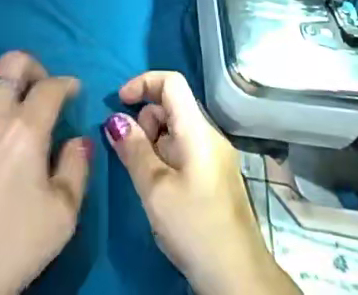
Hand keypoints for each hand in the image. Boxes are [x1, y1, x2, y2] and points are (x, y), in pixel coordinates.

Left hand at [0, 51, 91, 294]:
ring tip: (3, 101)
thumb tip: (79, 138)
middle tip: (39, 88)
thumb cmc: (11, 244)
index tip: (72, 90)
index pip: (50, 88)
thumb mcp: (62, 217)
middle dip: (32, 67)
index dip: (66, 83)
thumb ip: (76, 170)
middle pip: (12, 63)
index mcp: (27, 129)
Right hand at [103, 71, 297, 294]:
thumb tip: (116, 119)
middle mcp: (210, 139)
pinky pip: (184, 152)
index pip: (171, 82)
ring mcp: (215, 161)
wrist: (241, 283)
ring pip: (175, 132)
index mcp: (199, 132)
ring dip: (151, 142)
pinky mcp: (215, 181)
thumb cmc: (196, 228)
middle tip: (129, 152)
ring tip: (141, 175)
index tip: (119, 104)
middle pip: (171, 107)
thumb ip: (133, 149)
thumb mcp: (154, 188)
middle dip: (143, 119)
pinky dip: (163, 158)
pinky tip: (157, 189)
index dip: (141, 83)